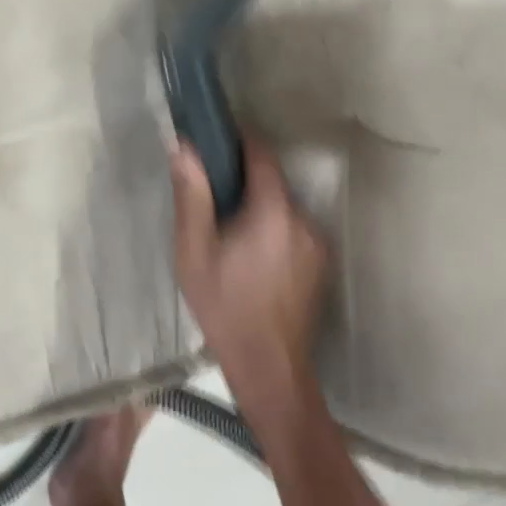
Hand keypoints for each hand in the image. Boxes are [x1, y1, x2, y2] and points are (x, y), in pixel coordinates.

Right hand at [169, 136, 329, 383]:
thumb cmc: (224, 307)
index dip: (239, 140)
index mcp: (273, 212)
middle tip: (211, 192)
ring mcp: (317, 243)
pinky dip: (273, 229)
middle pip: (272, 181)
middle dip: (244, 179)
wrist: (268, 368)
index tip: (215, 137)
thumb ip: (192, 196)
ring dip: (259, 207)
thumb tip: (185, 146)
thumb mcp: (194, 252)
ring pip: (283, 207)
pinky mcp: (321, 264)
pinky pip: (293, 230)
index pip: (262, 154)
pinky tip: (250, 255)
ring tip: (228, 229)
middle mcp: (304, 220)